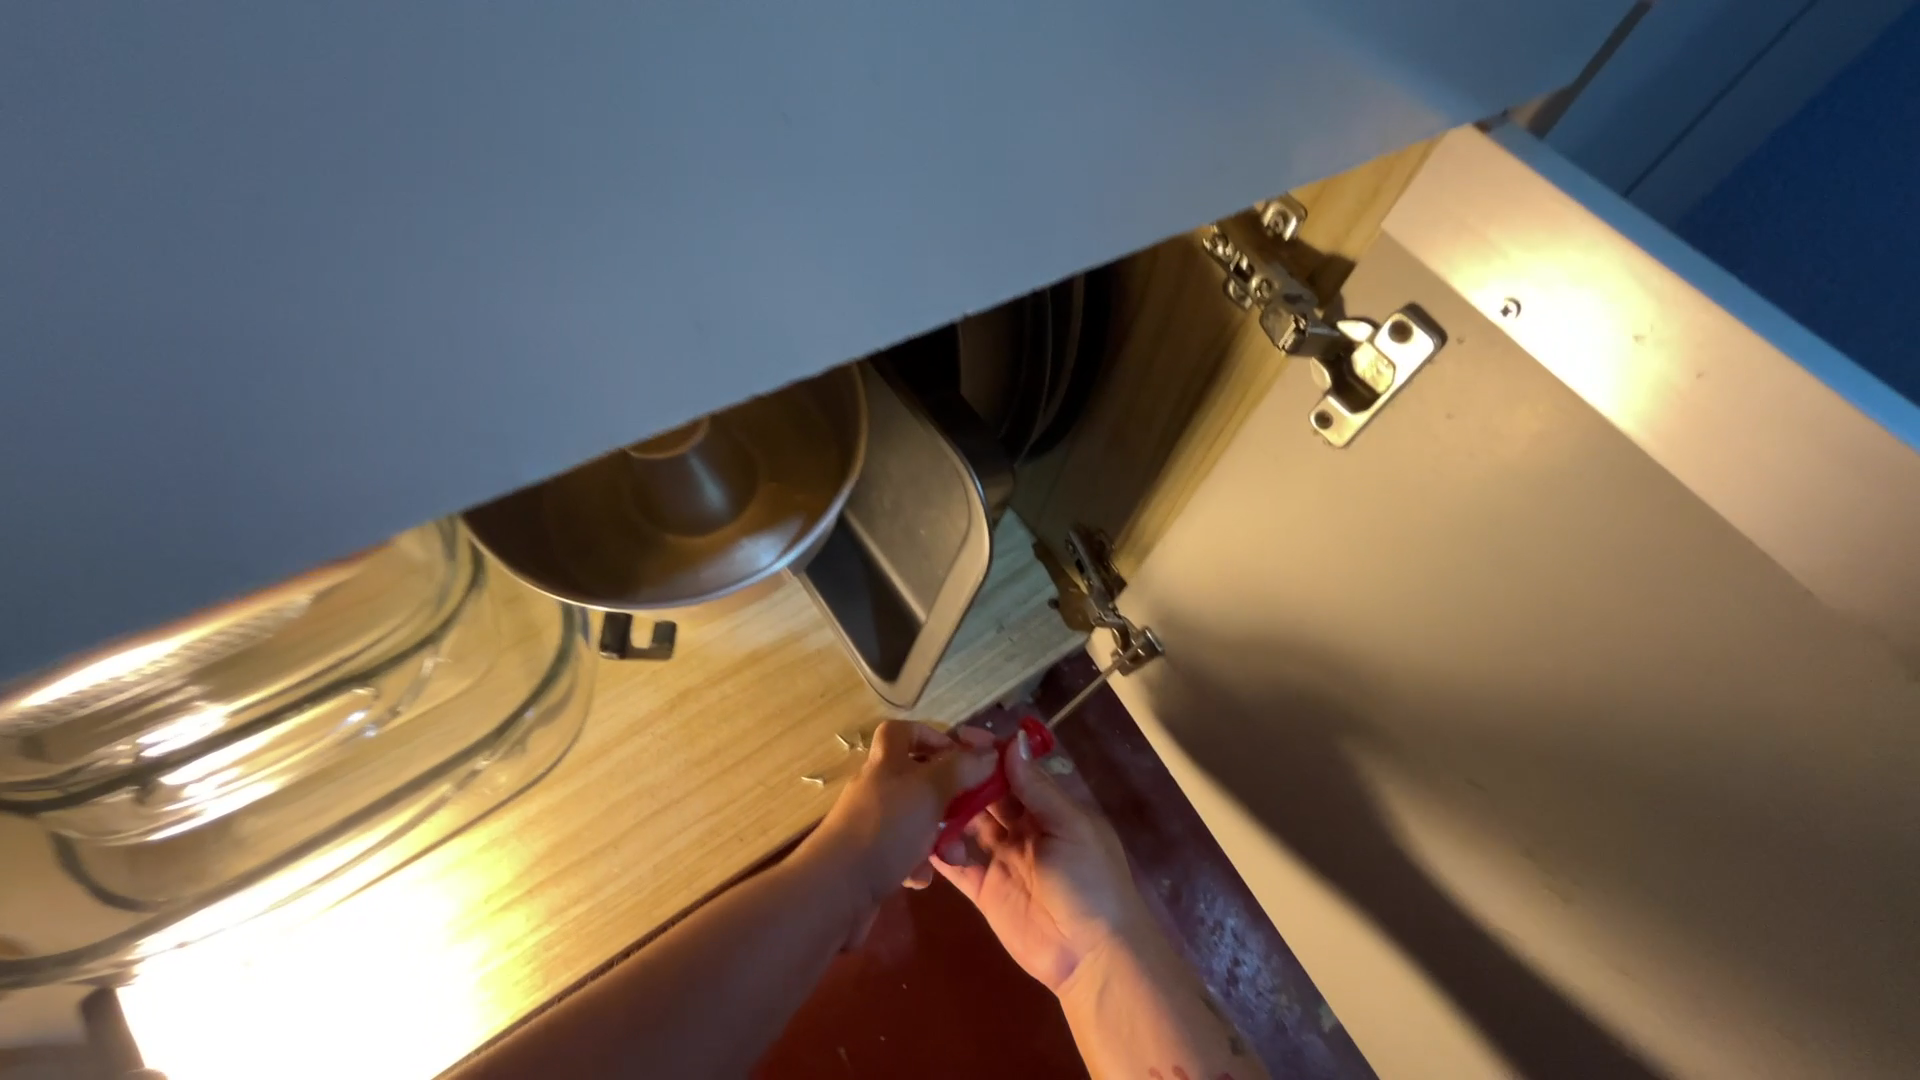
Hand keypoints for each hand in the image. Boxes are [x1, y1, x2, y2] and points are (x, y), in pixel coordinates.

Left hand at [795, 720, 995, 940]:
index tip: (959, 756)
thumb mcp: (929, 791)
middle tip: (969, 812)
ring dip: (938, 836)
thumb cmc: (885, 829)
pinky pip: (902, 855)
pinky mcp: (869, 861)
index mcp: (886, 763)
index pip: (901, 731)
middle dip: (947, 796)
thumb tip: (989, 752)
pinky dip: (917, 864)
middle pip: (915, 778)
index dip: (930, 736)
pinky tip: (921, 877)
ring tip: (952, 854)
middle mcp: (876, 789)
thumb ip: (961, 769)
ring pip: (915, 820)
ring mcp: (871, 826)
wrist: (834, 893)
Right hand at [933, 729, 1153, 992]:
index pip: (1013, 770)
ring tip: (917, 790)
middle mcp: (1022, 826)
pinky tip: (917, 833)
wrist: (1093, 954)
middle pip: (986, 793)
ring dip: (946, 807)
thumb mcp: (1070, 826)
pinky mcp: (982, 888)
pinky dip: (938, 849)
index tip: (958, 735)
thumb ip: (1037, 787)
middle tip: (928, 758)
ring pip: (967, 823)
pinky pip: (955, 862)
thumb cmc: (1091, 880)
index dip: (988, 753)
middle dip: (961, 775)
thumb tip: (1013, 739)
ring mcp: (1000, 856)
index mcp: (1049, 807)